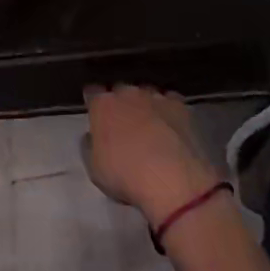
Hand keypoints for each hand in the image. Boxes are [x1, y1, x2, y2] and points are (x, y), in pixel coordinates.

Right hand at [83, 85, 226, 225]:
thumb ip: (90, 146)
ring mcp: (155, 97)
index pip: (91, 93)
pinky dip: (167, 111)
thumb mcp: (94, 168)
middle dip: (120, 104)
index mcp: (102, 105)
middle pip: (120, 91)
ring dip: (144, 106)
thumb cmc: (126, 176)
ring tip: (150, 127)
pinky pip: (169, 102)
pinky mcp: (180, 106)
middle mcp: (127, 93)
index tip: (95, 115)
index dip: (93, 104)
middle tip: (123, 126)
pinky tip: (170, 127)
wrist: (172, 179)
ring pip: (145, 94)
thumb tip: (92, 136)